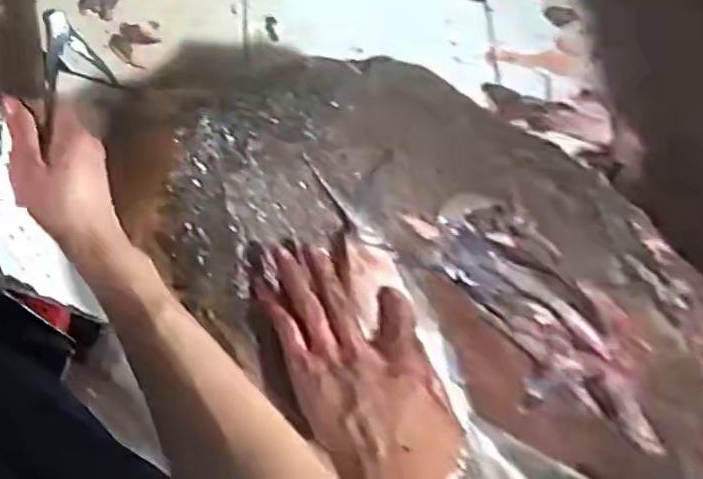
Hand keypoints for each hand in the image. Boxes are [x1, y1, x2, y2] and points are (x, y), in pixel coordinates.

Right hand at [4, 95, 132, 275]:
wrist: (92, 242)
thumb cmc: (56, 205)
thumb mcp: (27, 167)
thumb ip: (20, 131)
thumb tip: (11, 101)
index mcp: (73, 131)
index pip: (52, 99)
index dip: (30, 104)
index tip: (14, 120)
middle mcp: (89, 137)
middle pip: (56, 119)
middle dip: (35, 130)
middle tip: (18, 152)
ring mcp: (95, 155)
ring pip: (62, 137)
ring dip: (43, 147)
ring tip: (29, 170)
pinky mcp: (96, 172)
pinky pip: (69, 152)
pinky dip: (54, 160)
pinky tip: (44, 182)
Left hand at [255, 245, 463, 478]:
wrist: (384, 475)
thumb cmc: (421, 455)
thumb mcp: (443, 418)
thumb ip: (425, 377)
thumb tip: (415, 347)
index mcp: (403, 366)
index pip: (400, 324)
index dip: (393, 302)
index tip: (385, 285)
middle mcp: (362, 353)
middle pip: (340, 303)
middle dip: (323, 271)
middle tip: (308, 245)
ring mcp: (328, 357)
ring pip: (307, 306)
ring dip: (292, 276)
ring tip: (278, 251)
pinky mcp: (302, 367)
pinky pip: (284, 328)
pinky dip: (272, 304)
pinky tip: (259, 285)